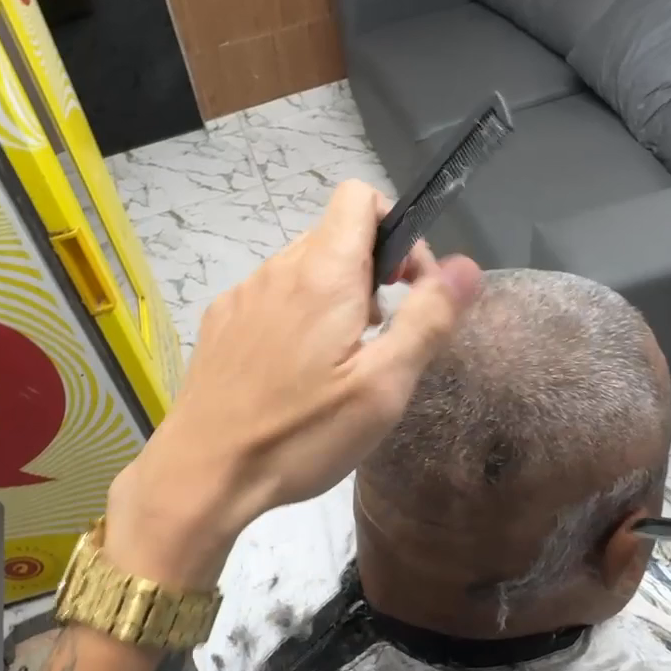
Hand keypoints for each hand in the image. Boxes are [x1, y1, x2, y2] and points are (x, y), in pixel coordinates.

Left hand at [107, 181, 481, 588]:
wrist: (203, 472)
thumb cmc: (300, 434)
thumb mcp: (382, 387)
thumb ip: (428, 320)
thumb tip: (467, 267)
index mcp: (322, 274)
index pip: (359, 197)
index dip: (396, 228)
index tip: (408, 287)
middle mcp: (277, 270)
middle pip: (335, 237)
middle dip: (370, 275)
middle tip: (378, 341)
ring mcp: (241, 296)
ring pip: (302, 271)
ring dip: (334, 300)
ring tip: (337, 367)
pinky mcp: (220, 325)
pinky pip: (271, 299)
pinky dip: (296, 319)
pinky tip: (293, 377)